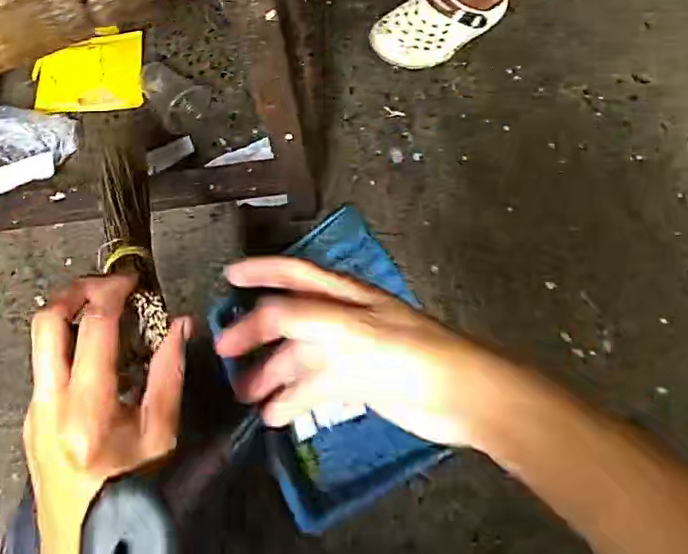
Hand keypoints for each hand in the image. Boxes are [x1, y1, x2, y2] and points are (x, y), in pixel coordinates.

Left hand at [24, 274, 190, 553]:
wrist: (85, 553)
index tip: (130, 281)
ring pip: (40, 341)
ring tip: (104, 313)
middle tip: (106, 284)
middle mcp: (50, 407)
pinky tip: (97, 357)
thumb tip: (179, 326)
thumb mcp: (160, 439)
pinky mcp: (31, 421)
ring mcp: (34, 414)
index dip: (113, 291)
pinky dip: (68, 347)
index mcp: (85, 412)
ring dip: (70, 315)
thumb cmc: (127, 504)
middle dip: (76, 290)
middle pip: (47, 321)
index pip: (94, 326)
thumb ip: (170, 375)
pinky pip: (45, 367)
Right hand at [212, 256, 505, 448]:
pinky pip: (315, 386)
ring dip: (271, 373)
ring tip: (245, 394)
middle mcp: (340, 317)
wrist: (462, 396)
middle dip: (256, 332)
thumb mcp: (355, 330)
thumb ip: (308, 317)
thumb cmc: (409, 352)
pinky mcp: (357, 382)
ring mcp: (348, 350)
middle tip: (224, 349)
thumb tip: (262, 311)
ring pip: (299, 356)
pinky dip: (293, 397)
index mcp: (341, 294)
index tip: (228, 278)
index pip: (292, 275)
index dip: (260, 273)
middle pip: (288, 319)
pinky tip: (274, 414)